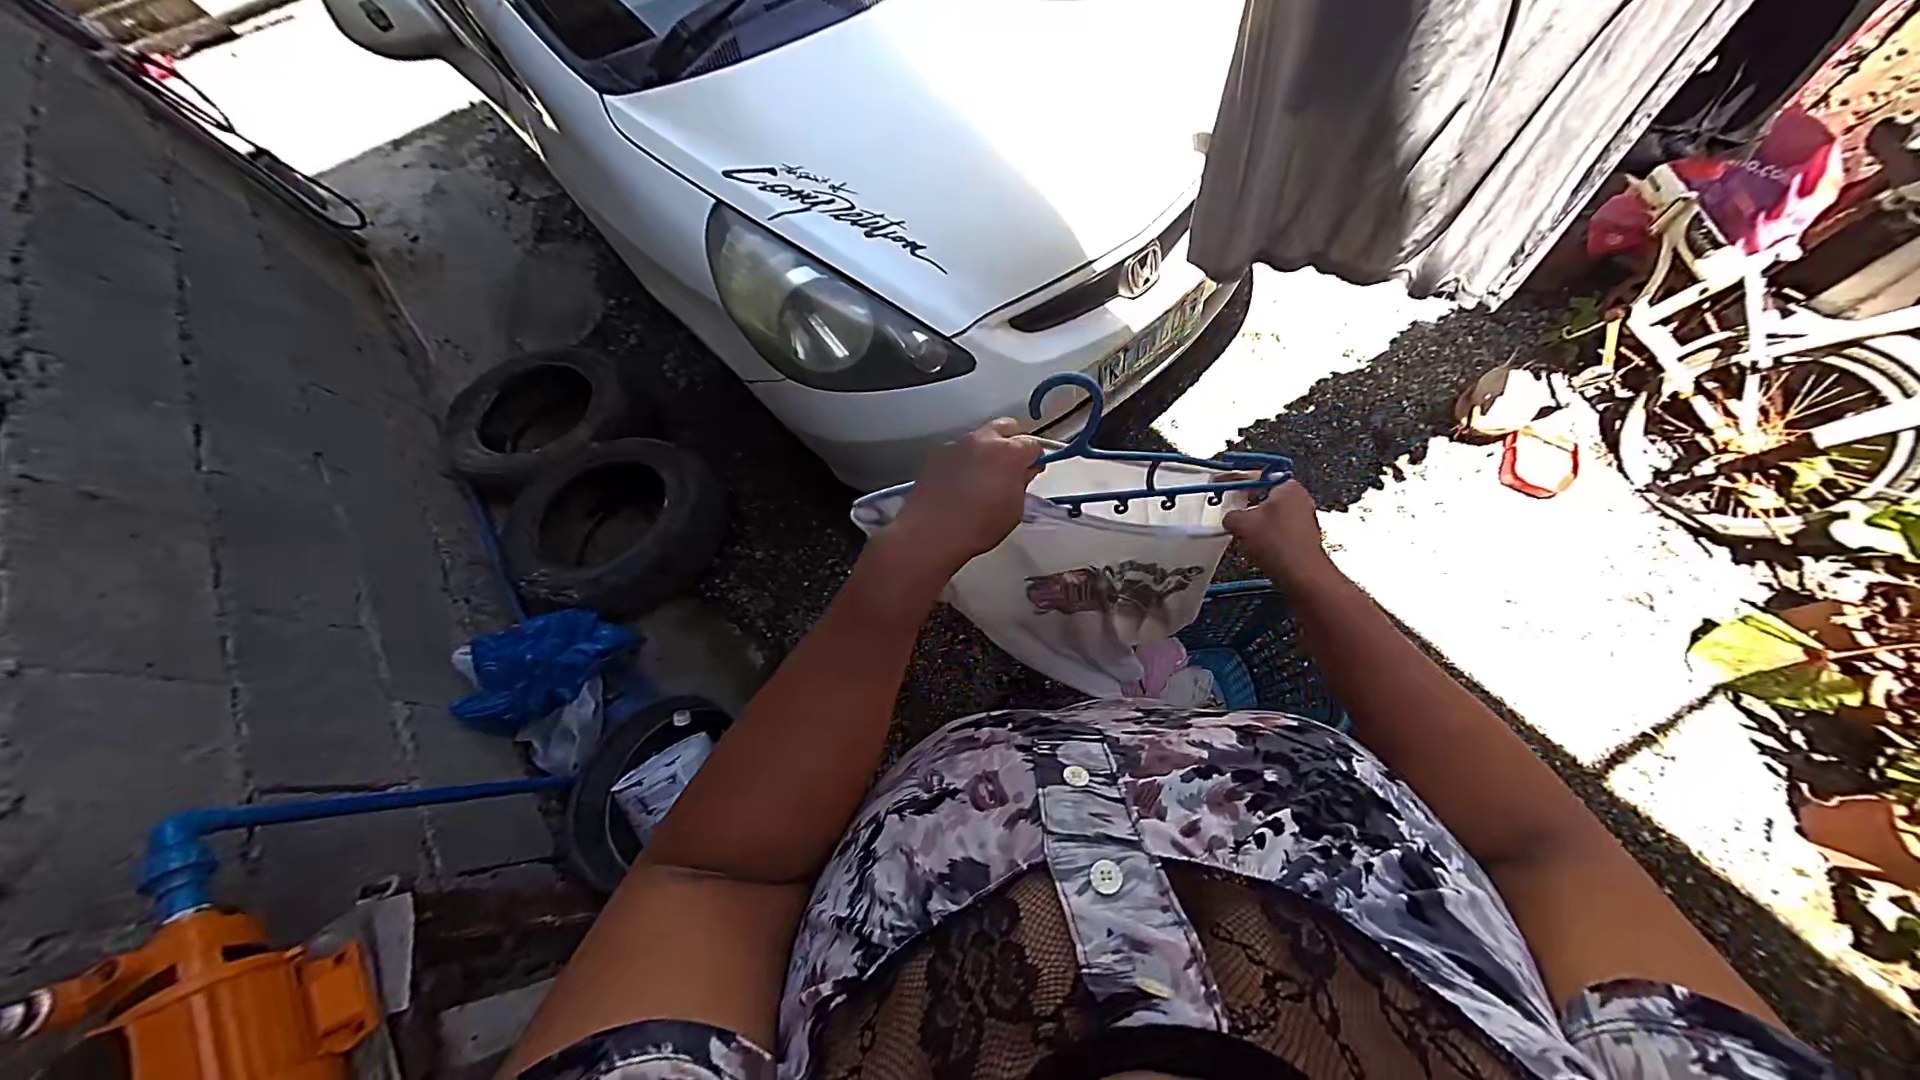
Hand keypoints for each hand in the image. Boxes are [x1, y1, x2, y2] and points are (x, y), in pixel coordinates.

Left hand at [887, 418, 1043, 571]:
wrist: (932, 532)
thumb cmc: (977, 525)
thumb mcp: (1014, 509)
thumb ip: (1022, 483)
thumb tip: (1025, 473)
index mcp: (1008, 452)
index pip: (1032, 443)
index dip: (1036, 457)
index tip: (1033, 467)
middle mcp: (982, 441)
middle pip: (1006, 427)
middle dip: (1014, 441)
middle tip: (1014, 464)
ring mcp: (958, 445)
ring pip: (981, 437)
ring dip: (988, 449)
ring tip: (986, 475)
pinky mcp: (938, 455)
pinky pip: (959, 450)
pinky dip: (966, 459)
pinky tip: (964, 481)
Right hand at [1223, 481, 1338, 589]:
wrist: (1299, 572)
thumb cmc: (1278, 544)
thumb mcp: (1241, 524)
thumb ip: (1231, 515)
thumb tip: (1230, 518)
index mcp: (1287, 487)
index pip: (1257, 476)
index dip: (1236, 480)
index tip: (1225, 483)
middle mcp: (1300, 498)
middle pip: (1265, 494)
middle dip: (1246, 501)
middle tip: (1230, 506)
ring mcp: (1304, 517)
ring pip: (1271, 512)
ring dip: (1255, 518)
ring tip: (1240, 528)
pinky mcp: (1302, 535)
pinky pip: (1278, 527)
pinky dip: (1264, 531)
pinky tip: (1254, 542)